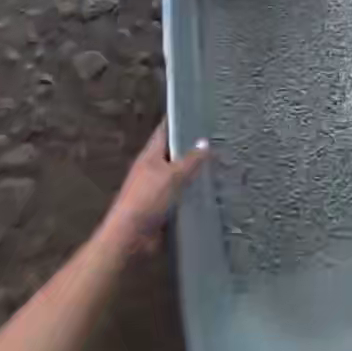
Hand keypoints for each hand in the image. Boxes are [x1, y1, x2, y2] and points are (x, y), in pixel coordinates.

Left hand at [99, 120, 210, 254]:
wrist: (130, 239)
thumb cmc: (147, 201)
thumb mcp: (172, 176)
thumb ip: (190, 160)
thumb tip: (204, 143)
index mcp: (150, 155)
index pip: (165, 130)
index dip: (179, 120)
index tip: (198, 111)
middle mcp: (153, 169)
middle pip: (175, 153)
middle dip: (193, 147)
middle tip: (219, 140)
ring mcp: (157, 190)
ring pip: (180, 175)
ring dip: (196, 173)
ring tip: (221, 165)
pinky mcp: (163, 209)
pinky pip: (182, 196)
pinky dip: (194, 194)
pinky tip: (212, 193)